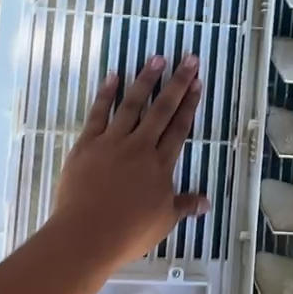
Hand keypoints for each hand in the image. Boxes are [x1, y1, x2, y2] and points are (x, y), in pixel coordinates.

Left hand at [50, 55, 205, 271]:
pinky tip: (113, 77)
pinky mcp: (87, 144)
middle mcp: (140, 147)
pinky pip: (98, 114)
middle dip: (177, 83)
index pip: (179, 128)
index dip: (190, 104)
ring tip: (157, 58)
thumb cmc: (128, 232)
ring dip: (146, 80)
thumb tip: (206, 202)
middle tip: (189, 59)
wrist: (86, 235)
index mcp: (161, 165)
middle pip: (162, 110)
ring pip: (133, 105)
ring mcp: (113, 142)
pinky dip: (106, 94)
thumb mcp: (163, 221)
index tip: (197, 83)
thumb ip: (184, 206)